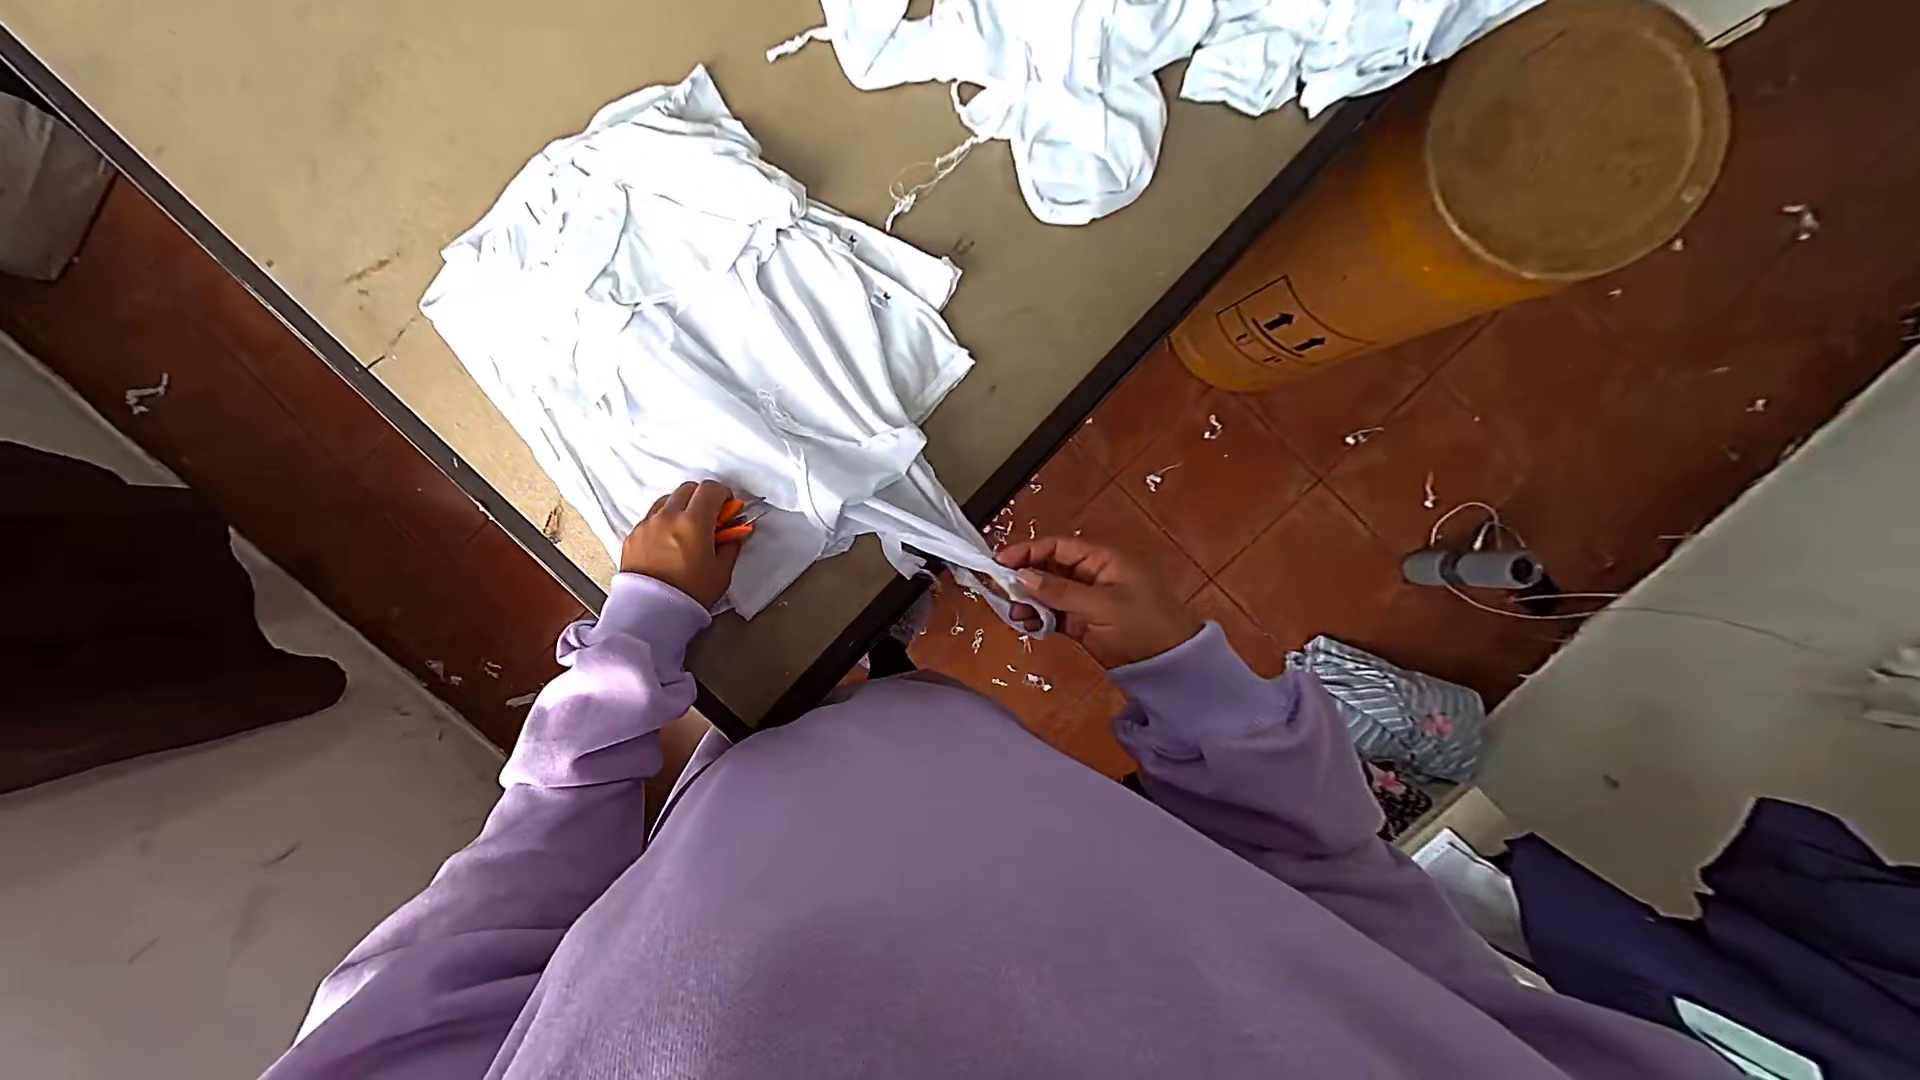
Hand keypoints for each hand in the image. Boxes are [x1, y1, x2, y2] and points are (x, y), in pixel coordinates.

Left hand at [619, 480, 743, 609]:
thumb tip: (735, 532)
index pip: (711, 489)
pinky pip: (652, 516)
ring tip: (689, 529)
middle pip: (688, 488)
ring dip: (682, 506)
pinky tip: (671, 540)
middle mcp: (667, 517)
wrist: (650, 613)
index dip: (724, 495)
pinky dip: (665, 520)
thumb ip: (731, 544)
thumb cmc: (690, 593)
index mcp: (693, 522)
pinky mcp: (633, 535)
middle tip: (712, 517)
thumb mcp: (722, 571)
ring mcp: (647, 524)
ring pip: (668, 499)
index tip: (728, 509)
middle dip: (703, 498)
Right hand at [995, 536, 1201, 668]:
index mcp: (1101, 560)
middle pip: (1048, 569)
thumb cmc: (1143, 625)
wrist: (1171, 666)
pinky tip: (1028, 625)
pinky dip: (1039, 618)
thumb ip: (1060, 592)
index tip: (1000, 562)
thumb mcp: (1101, 605)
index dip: (1027, 551)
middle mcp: (1090, 575)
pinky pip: (1053, 614)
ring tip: (1015, 613)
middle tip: (999, 590)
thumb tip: (1022, 577)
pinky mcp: (1082, 623)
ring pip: (1047, 593)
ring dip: (1029, 601)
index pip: (1057, 547)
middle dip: (1023, 578)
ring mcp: (1086, 600)